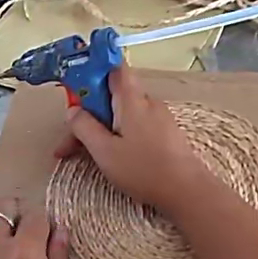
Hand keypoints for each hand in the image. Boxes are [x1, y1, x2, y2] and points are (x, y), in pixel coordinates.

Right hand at [56, 67, 214, 214]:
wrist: (186, 191)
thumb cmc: (143, 169)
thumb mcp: (104, 151)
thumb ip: (85, 127)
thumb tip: (73, 110)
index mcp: (131, 99)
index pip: (113, 67)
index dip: (93, 73)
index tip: (76, 94)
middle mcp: (148, 102)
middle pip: (114, 96)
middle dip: (90, 115)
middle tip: (70, 144)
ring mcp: (160, 117)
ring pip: (124, 114)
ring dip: (103, 129)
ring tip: (88, 155)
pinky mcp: (167, 134)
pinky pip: (137, 126)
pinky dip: (120, 136)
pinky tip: (114, 158)